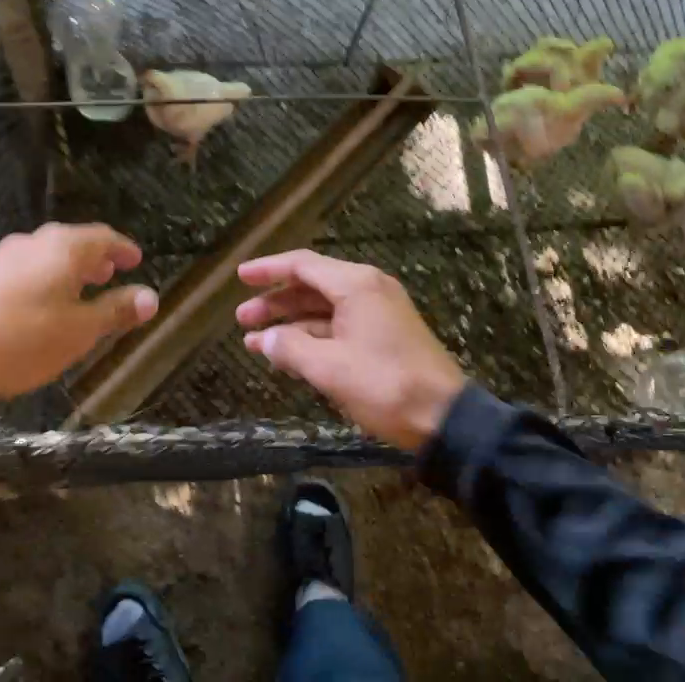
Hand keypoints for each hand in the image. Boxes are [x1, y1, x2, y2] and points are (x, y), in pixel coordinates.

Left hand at [0, 223, 158, 408]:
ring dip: (67, 268)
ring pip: (45, 255)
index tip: (136, 258)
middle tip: (111, 272)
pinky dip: (42, 277)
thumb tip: (151, 297)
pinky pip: (23, 268)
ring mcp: (0, 257)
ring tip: (79, 288)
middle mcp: (32, 242)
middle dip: (95, 257)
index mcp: (63, 248)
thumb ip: (116, 311)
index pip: (103, 237)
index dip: (123, 248)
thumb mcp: (79, 332)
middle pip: (72, 242)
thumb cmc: (22, 342)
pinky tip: (40, 302)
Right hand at [236, 250, 465, 451]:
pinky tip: (287, 355)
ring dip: (290, 324)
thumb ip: (292, 348)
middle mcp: (368, 290)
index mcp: (356, 285)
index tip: (240, 277)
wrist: (444, 419)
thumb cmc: (385, 385)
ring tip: (256, 343)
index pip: (303, 265)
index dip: (268, 270)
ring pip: (323, 309)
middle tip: (242, 319)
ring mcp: (378, 313)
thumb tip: (266, 339)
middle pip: (311, 286)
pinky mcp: (384, 336)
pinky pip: (339, 326)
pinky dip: (312, 337)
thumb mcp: (330, 368)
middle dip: (275, 302)